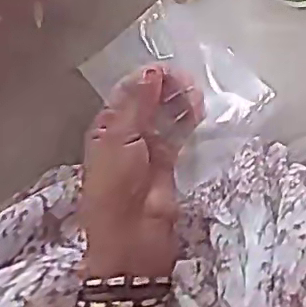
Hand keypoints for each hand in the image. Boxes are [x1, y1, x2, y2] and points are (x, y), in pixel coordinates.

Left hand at [80, 65, 203, 277]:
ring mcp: (149, 146)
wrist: (134, 236)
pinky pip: (179, 131)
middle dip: (167, 87)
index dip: (147, 78)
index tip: (170, 70)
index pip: (128, 92)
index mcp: (106, 127)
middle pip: (149, 100)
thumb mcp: (120, 140)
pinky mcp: (169, 159)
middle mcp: (127, 133)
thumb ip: (137, 104)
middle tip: (188, 83)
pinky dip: (189, 119)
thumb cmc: (117, 187)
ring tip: (196, 96)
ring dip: (180, 101)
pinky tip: (199, 110)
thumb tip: (151, 71)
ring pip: (166, 113)